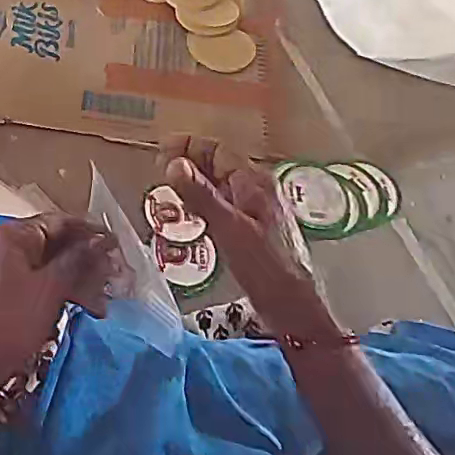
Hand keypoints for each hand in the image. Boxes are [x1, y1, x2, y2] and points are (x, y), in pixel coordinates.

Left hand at [0, 215, 113, 380]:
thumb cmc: (16, 318)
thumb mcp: (53, 285)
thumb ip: (80, 257)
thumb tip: (105, 238)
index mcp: (16, 234)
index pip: (62, 222)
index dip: (92, 232)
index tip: (118, 245)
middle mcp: (15, 243)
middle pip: (63, 242)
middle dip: (92, 258)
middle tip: (118, 272)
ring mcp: (17, 265)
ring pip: (61, 262)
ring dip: (86, 277)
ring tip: (111, 293)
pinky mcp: (22, 287)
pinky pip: (53, 278)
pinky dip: (73, 289)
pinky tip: (96, 306)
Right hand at [161, 135, 341, 341]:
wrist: (294, 308)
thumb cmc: (265, 267)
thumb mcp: (229, 228)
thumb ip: (201, 195)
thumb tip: (174, 163)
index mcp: (255, 183)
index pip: (219, 152)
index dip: (190, 146)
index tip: (163, 148)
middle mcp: (258, 192)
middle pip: (220, 167)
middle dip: (190, 162)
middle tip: (160, 167)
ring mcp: (257, 212)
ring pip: (221, 187)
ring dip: (196, 183)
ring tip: (169, 188)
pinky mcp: (253, 232)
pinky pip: (224, 207)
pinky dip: (204, 204)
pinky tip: (191, 216)